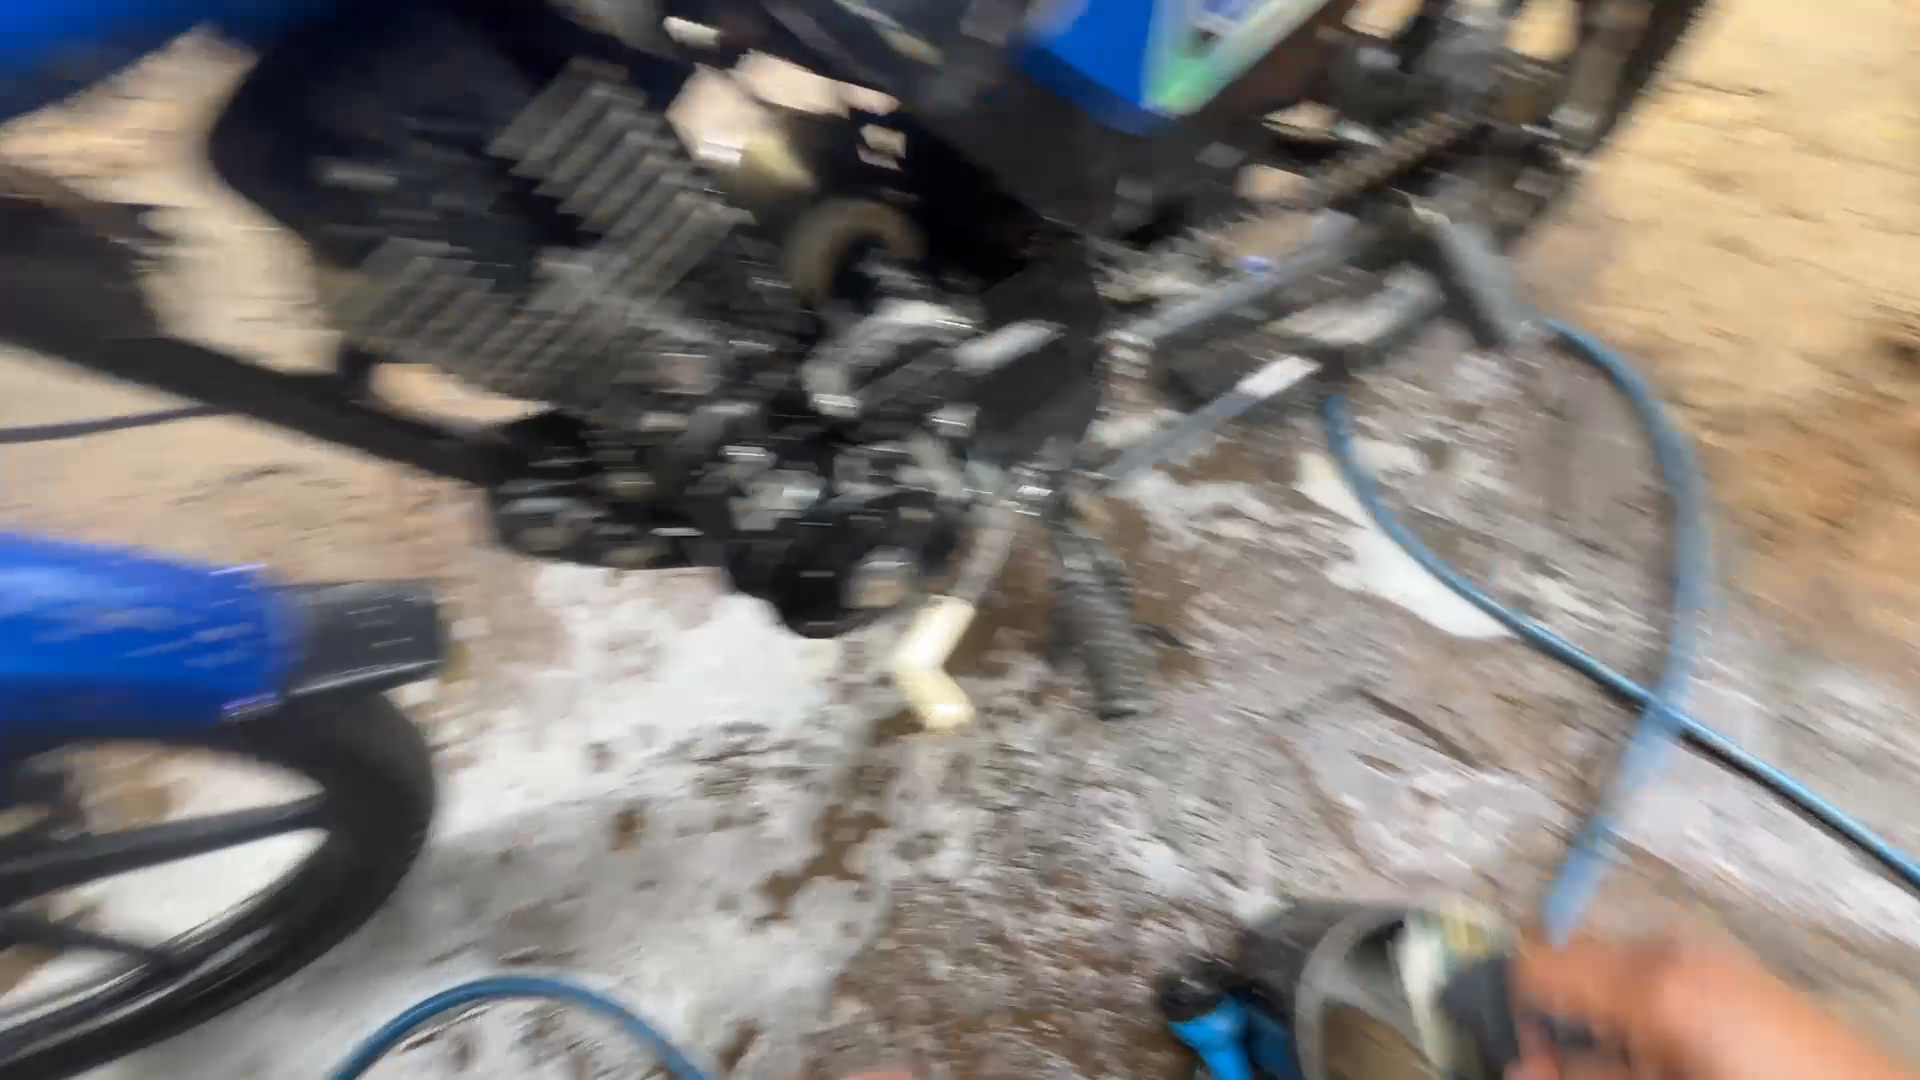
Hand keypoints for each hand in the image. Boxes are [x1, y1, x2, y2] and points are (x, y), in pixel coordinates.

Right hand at [1510, 937, 1914, 1079]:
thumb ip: (1584, 1074)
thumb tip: (1519, 1067)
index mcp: (1643, 979)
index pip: (1534, 966)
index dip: (1518, 1005)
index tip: (1527, 1043)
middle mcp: (1661, 949)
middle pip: (1567, 954)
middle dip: (1561, 1001)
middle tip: (1574, 1051)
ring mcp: (1697, 951)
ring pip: (1608, 958)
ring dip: (1600, 999)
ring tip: (1631, 1051)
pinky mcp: (1725, 963)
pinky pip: (1650, 965)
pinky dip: (1639, 996)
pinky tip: (1666, 1037)